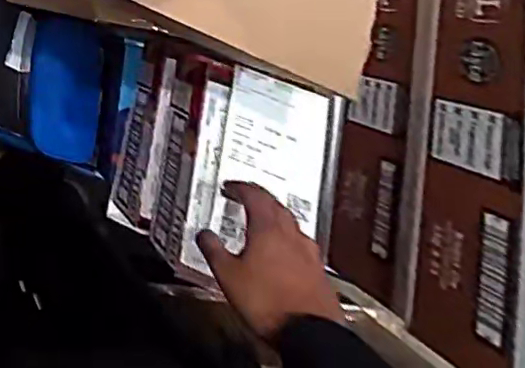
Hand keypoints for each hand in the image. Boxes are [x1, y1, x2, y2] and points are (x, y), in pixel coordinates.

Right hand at [196, 182, 342, 339]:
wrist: (311, 337)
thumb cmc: (271, 304)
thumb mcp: (228, 276)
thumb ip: (214, 250)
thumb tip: (204, 235)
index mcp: (267, 228)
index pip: (254, 195)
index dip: (240, 187)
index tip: (231, 187)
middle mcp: (290, 235)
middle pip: (276, 205)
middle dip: (261, 198)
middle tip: (249, 197)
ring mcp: (309, 254)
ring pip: (292, 225)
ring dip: (278, 219)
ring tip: (268, 225)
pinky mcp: (320, 274)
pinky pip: (304, 247)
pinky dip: (292, 244)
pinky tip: (288, 256)